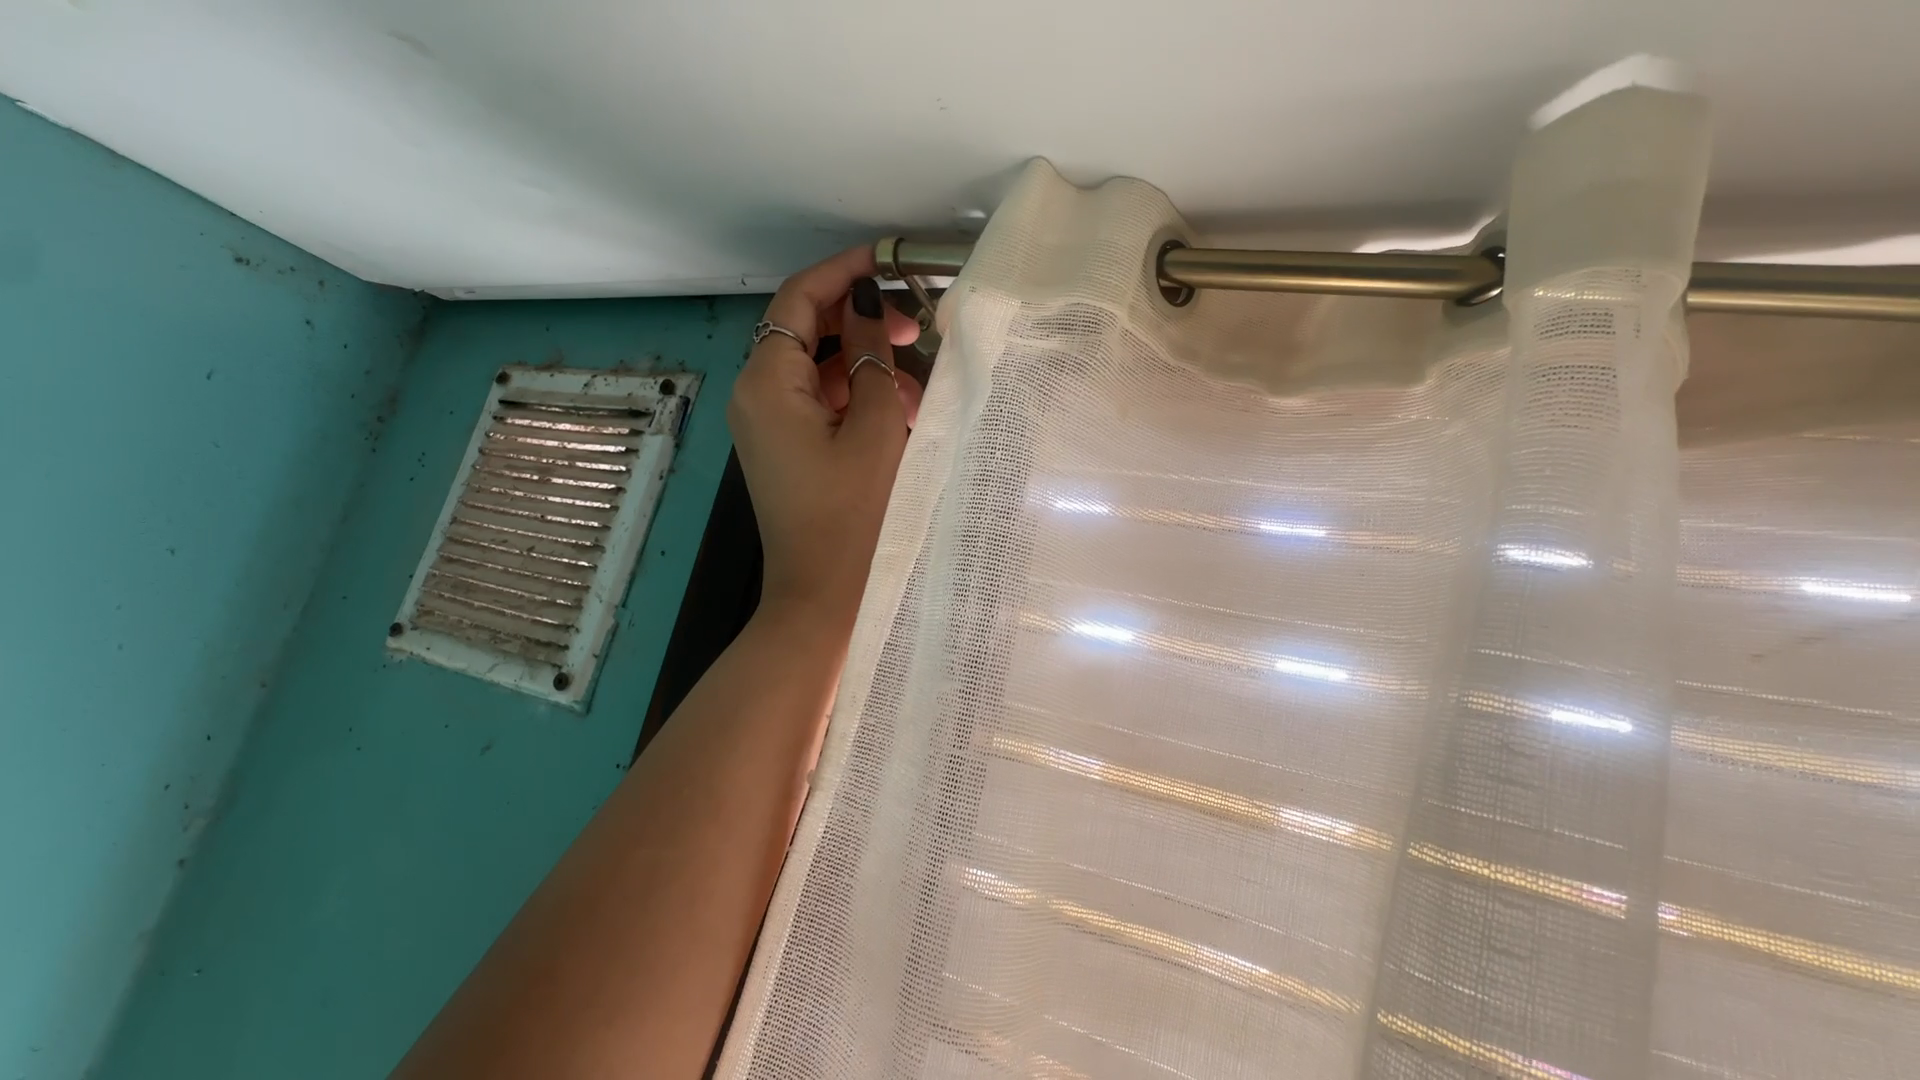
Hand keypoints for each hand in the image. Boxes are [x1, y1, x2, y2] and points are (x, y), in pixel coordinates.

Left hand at [727, 246, 925, 632]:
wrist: (824, 599)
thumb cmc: (855, 515)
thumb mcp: (876, 427)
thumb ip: (871, 355)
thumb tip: (867, 301)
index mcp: (767, 382)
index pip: (799, 299)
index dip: (843, 271)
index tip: (891, 261)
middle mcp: (755, 395)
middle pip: (804, 329)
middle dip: (860, 319)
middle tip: (917, 327)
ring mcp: (767, 423)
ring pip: (816, 367)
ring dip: (865, 363)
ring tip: (919, 384)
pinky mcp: (785, 447)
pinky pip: (818, 401)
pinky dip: (856, 396)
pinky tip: (901, 412)